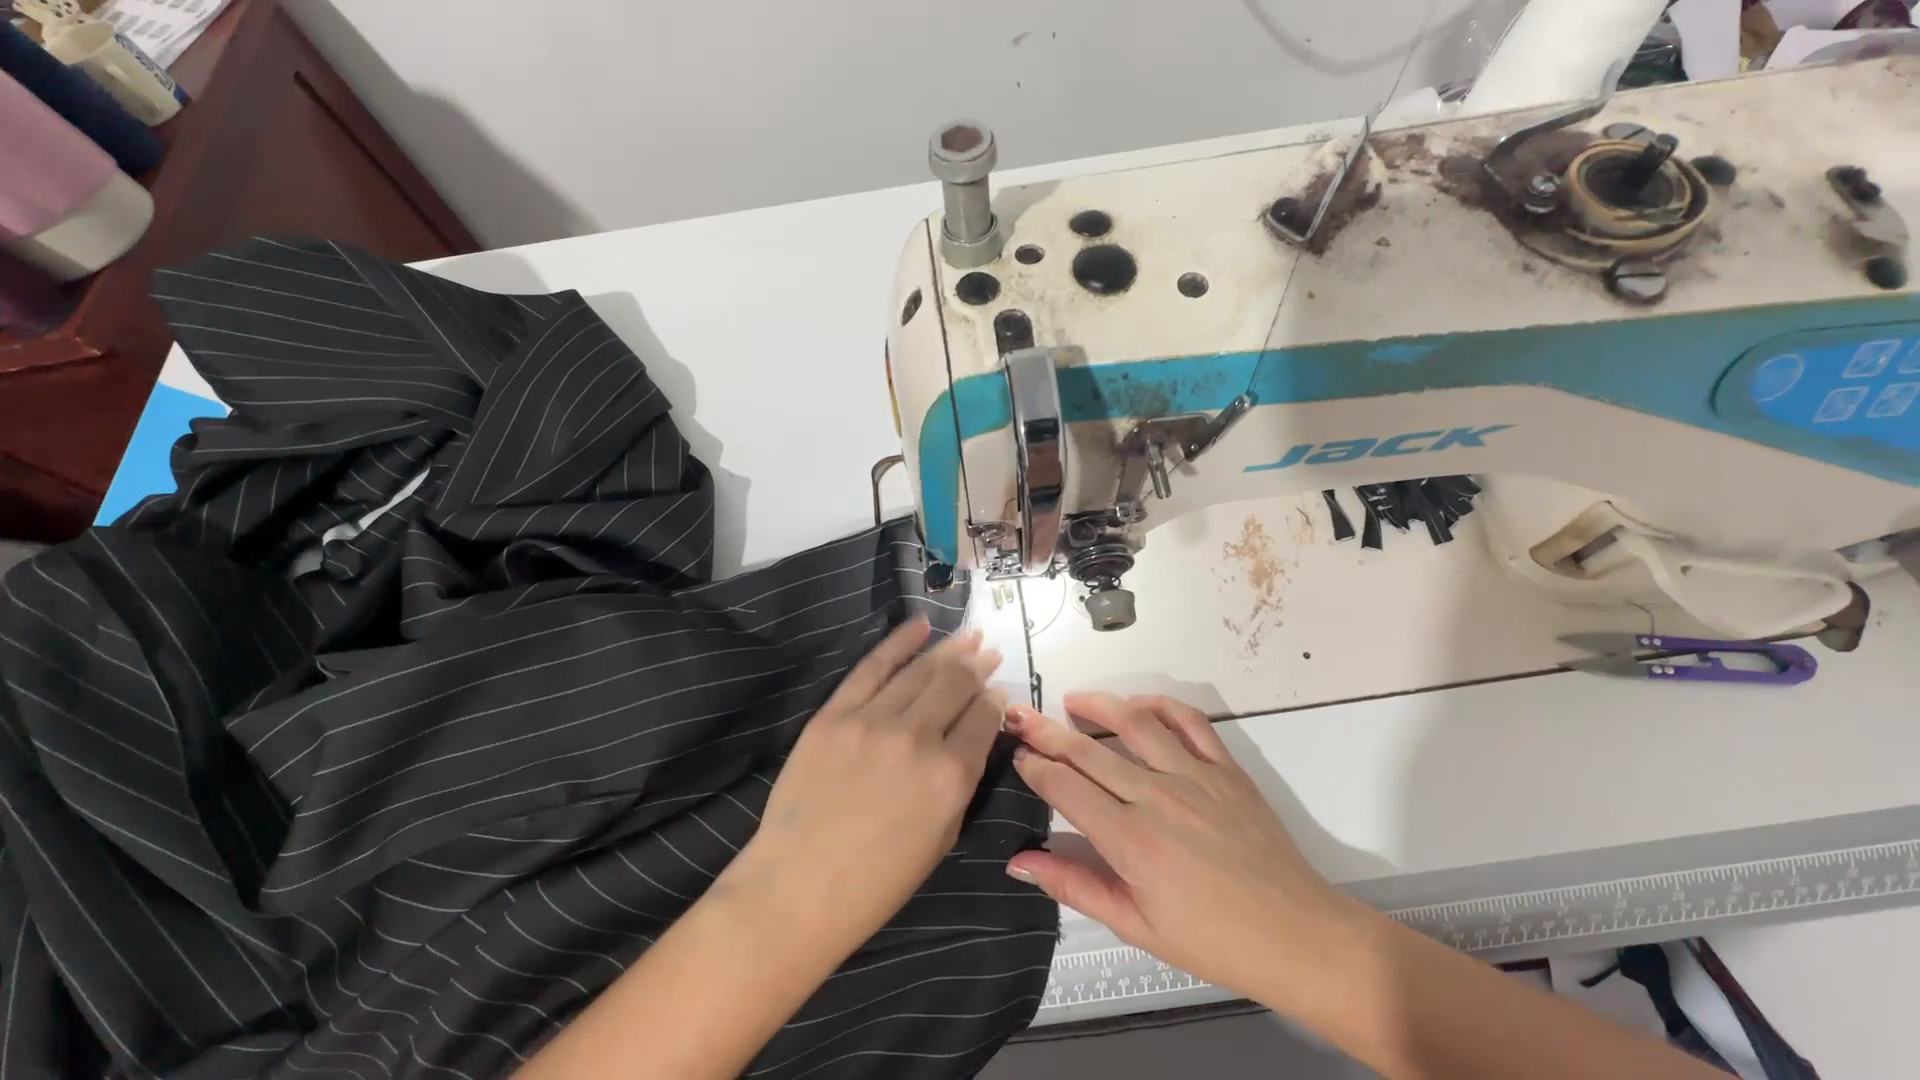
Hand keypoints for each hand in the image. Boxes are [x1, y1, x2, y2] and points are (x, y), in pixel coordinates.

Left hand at [719, 618, 1005, 950]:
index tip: (997, 691)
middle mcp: (917, 737)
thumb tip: (974, 737)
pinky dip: (898, 643)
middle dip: (977, 665)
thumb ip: (962, 782)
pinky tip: (920, 627)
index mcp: (951, 775)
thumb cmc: (879, 881)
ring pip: (920, 670)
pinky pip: (872, 667)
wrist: (799, 888)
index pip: (984, 717)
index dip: (994, 700)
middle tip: (988, 652)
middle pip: (955, 684)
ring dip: (948, 649)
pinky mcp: (833, 715)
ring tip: (966, 636)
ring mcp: (871, 721)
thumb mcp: (943, 837)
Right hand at [1005, 692, 1365, 999]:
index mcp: (1130, 841)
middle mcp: (1157, 797)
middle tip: (1020, 715)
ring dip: (1098, 705)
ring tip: (1072, 700)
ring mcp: (1195, 776)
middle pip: (1088, 750)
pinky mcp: (1226, 769)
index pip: (1066, 787)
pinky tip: (1137, 705)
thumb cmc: (1212, 941)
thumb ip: (1074, 886)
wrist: (1296, 934)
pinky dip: (1159, 705)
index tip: (1017, 755)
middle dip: (1047, 730)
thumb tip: (1020, 861)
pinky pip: (1189, 721)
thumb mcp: (1136, 925)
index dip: (1035, 767)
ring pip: (1135, 723)